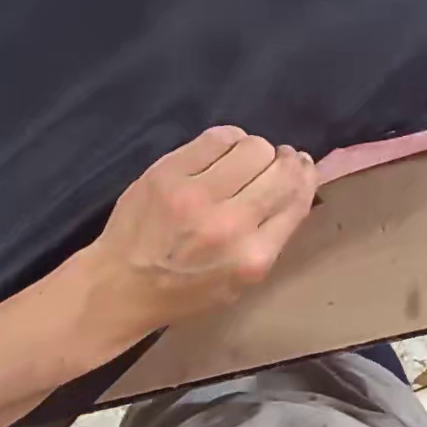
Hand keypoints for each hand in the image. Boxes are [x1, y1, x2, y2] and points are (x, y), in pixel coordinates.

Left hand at [80, 126, 317, 338]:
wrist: (121, 285)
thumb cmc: (185, 290)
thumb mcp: (241, 281)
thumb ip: (272, 236)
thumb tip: (297, 183)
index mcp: (252, 257)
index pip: (297, 198)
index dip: (305, 175)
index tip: (302, 166)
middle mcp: (230, 224)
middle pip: (281, 169)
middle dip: (284, 162)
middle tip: (275, 162)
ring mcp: (196, 195)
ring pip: (253, 147)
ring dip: (255, 150)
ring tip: (242, 162)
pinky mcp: (168, 172)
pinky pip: (218, 137)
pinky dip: (229, 140)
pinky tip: (221, 152)